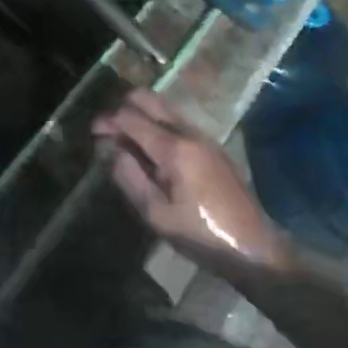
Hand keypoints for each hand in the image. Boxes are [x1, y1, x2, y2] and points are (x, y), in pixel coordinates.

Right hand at [92, 90, 295, 275]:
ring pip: (163, 107)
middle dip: (123, 108)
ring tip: (125, 140)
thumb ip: (129, 177)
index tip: (92, 133)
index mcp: (173, 148)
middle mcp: (188, 132)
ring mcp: (203, 136)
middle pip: (148, 99)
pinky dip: (157, 124)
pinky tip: (150, 150)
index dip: (107, 121)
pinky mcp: (211, 146)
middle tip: (108, 130)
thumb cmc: (201, 235)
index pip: (131, 117)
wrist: (255, 248)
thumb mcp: (157, 214)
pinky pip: (176, 121)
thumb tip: (109, 149)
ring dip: (141, 114)